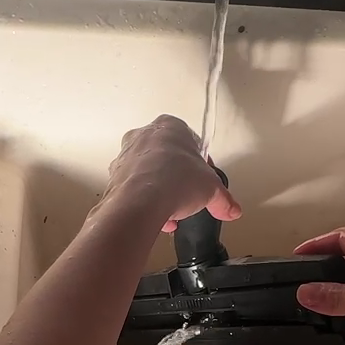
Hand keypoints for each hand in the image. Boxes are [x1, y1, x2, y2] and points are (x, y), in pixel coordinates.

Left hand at [105, 115, 241, 230]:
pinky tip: (156, 218)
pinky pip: (133, 189)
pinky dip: (145, 202)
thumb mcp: (210, 189)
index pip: (191, 142)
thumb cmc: (174, 181)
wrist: (140, 203)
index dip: (200, 164)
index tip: (203, 179)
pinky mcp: (113, 177)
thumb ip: (223, 199)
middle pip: (166, 157)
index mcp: (169, 126)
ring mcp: (125, 156)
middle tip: (187, 196)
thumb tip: (231, 209)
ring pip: (148, 174)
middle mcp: (143, 136)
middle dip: (176, 179)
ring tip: (172, 212)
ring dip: (160, 192)